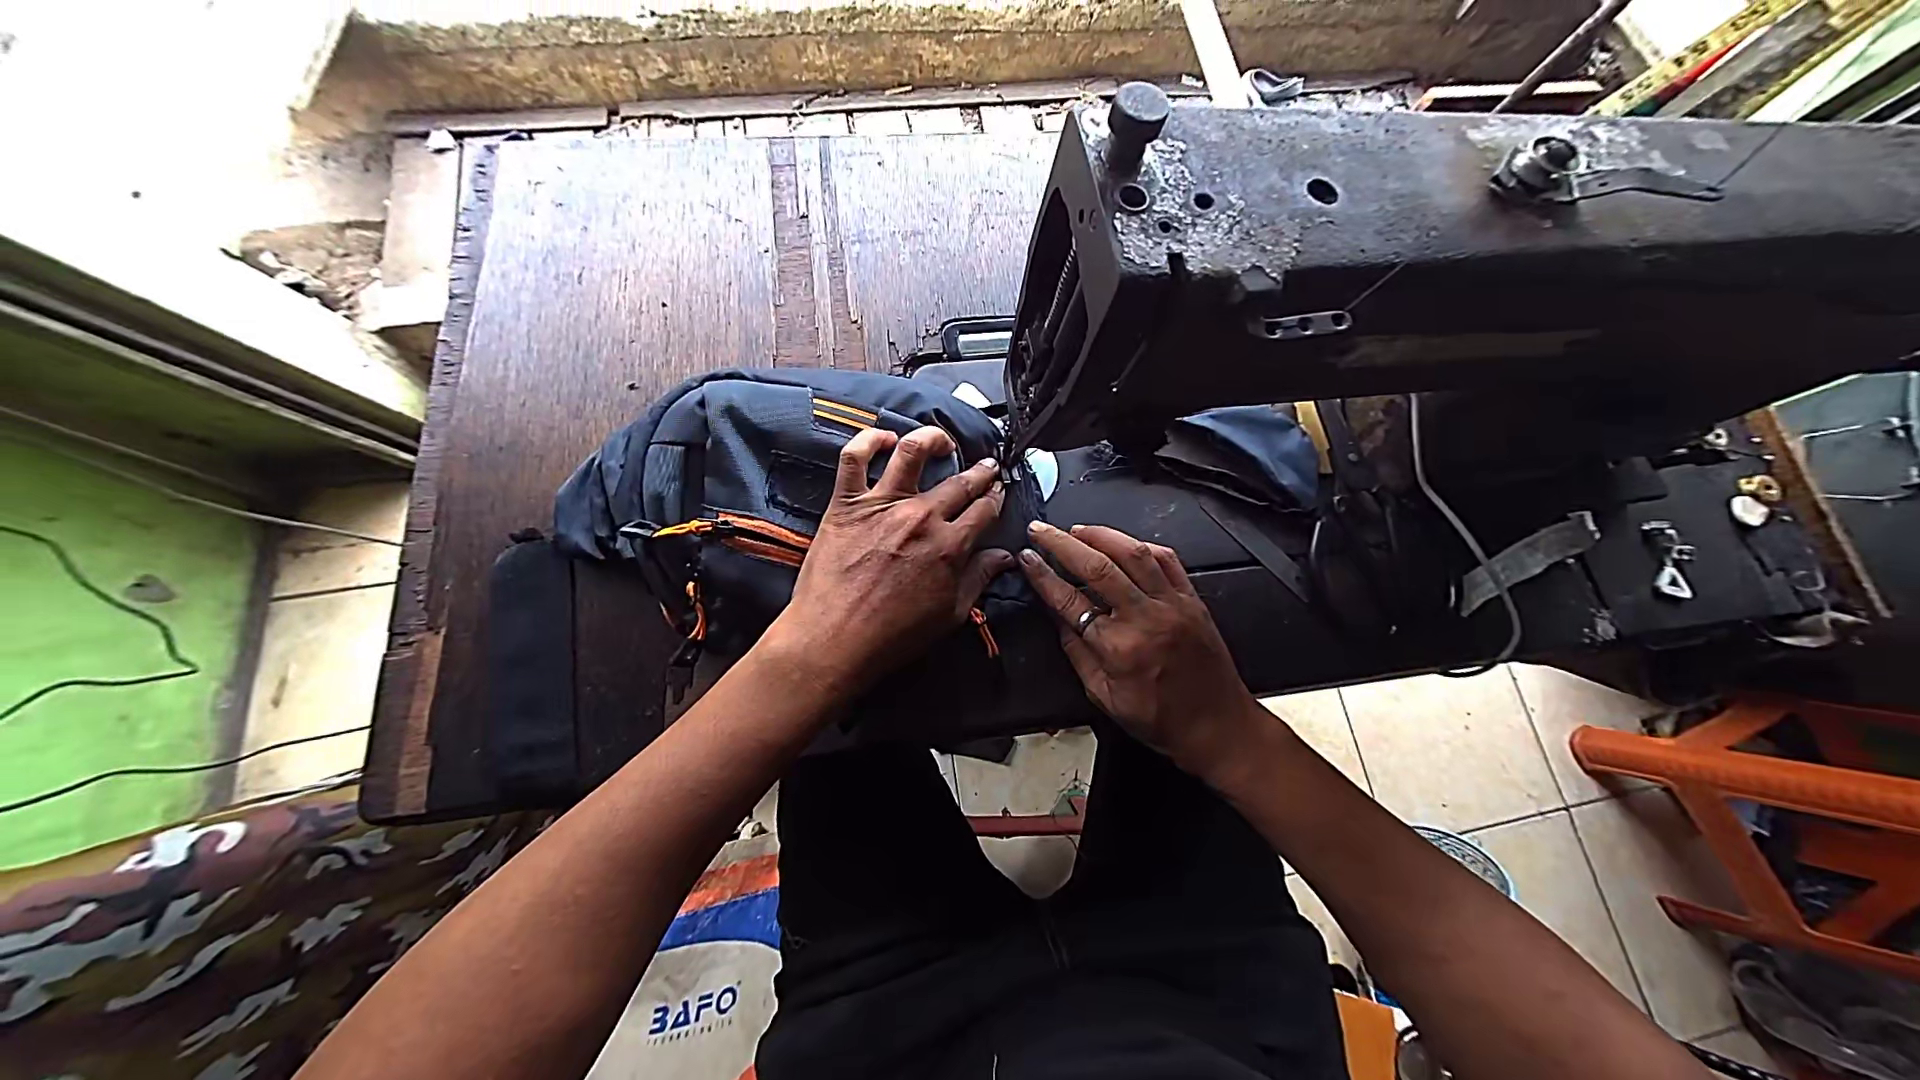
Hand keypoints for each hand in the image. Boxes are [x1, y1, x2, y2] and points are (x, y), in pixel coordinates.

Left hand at [767, 426, 1013, 692]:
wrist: (835, 640)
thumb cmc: (890, 634)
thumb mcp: (950, 614)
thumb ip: (979, 579)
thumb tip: (1003, 559)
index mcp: (949, 546)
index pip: (984, 508)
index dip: (996, 497)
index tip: (998, 492)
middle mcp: (919, 518)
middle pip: (959, 481)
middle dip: (980, 471)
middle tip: (986, 467)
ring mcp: (882, 506)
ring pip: (913, 453)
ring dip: (933, 439)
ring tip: (942, 441)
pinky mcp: (847, 505)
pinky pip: (854, 458)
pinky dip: (868, 441)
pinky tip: (884, 439)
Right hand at [1019, 522, 1268, 781]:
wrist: (1218, 727)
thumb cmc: (1162, 720)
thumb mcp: (1103, 696)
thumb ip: (1076, 653)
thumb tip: (1056, 617)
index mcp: (1118, 648)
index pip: (1068, 599)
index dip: (1042, 575)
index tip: (1027, 558)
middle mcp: (1146, 619)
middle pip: (1096, 566)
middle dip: (1062, 542)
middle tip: (1041, 530)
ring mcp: (1172, 605)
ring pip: (1133, 553)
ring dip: (1100, 535)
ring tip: (1075, 529)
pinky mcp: (1192, 600)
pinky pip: (1167, 559)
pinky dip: (1141, 545)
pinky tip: (1122, 542)